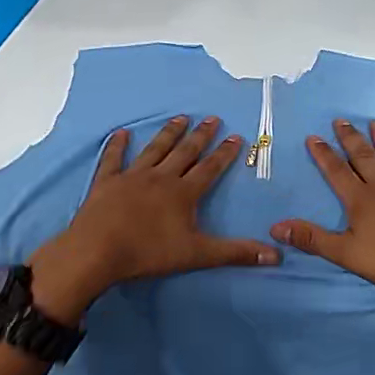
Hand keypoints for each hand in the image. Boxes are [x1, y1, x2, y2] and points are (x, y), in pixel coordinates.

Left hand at [29, 115, 279, 323]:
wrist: (98, 251)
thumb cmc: (149, 252)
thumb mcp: (198, 255)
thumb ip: (236, 252)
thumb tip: (275, 256)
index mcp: (183, 193)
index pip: (209, 168)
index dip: (224, 153)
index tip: (236, 137)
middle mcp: (161, 178)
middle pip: (184, 152)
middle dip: (200, 135)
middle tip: (211, 118)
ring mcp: (132, 177)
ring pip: (154, 150)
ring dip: (168, 133)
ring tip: (180, 118)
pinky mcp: (106, 182)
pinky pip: (114, 159)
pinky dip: (117, 146)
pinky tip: (121, 133)